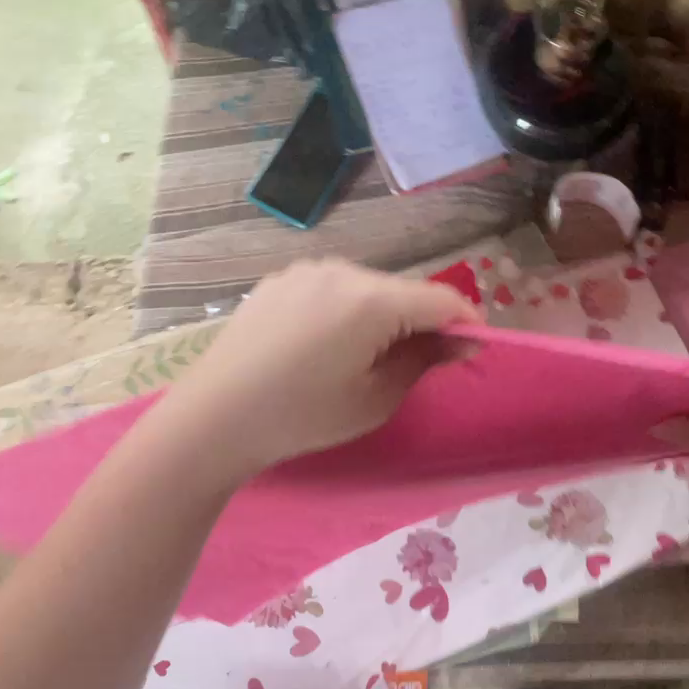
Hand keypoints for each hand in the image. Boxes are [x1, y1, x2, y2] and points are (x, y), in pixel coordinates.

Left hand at [165, 260, 480, 473]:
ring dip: (384, 317)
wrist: (214, 418)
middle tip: (422, 365)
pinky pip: (333, 290)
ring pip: (368, 289)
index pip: (442, 300)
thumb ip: (424, 360)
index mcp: (372, 300)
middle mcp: (342, 270)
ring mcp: (306, 271)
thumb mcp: (375, 399)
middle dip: (423, 322)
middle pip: (405, 292)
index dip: (467, 323)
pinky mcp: (280, 280)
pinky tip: (327, 348)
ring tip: (367, 360)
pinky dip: (348, 312)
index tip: (473, 351)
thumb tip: (460, 340)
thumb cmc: (303, 416)